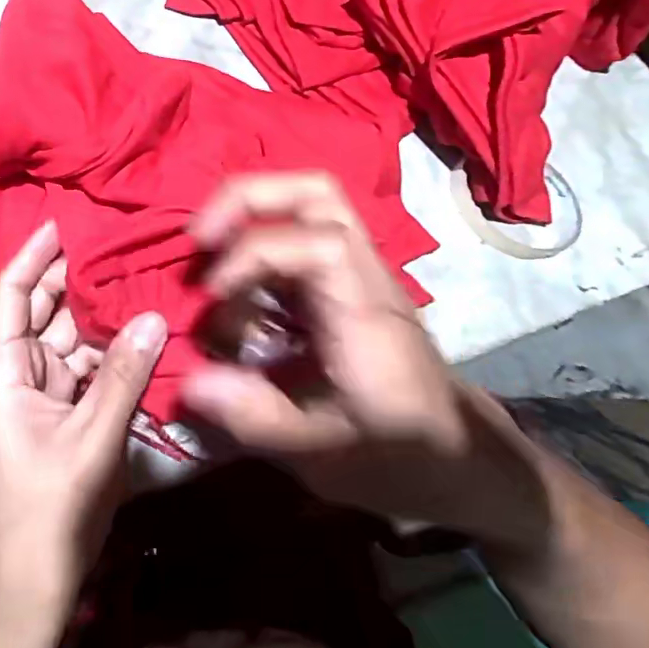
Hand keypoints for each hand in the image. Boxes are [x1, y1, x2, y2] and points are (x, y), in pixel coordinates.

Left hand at [0, 221, 168, 596]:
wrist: (39, 574)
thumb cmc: (49, 507)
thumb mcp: (91, 438)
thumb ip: (123, 375)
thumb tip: (155, 314)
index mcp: (1, 371)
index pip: (11, 295)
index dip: (34, 255)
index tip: (64, 220)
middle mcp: (17, 369)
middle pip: (45, 306)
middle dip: (80, 276)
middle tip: (125, 243)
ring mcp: (42, 386)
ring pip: (73, 331)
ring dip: (104, 309)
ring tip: (144, 275)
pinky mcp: (65, 402)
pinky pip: (90, 357)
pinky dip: (114, 342)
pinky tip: (145, 324)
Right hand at [178, 173, 545, 546]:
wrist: (458, 450)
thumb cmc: (399, 454)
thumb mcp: (323, 454)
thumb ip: (255, 415)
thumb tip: (191, 382)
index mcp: (365, 315)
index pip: (318, 244)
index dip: (253, 254)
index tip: (213, 294)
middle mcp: (368, 275)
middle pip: (318, 193)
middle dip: (248, 199)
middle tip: (200, 238)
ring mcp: (364, 271)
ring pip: (314, 202)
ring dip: (256, 212)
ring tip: (212, 252)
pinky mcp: (353, 280)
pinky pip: (306, 232)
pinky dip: (265, 238)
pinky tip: (240, 281)